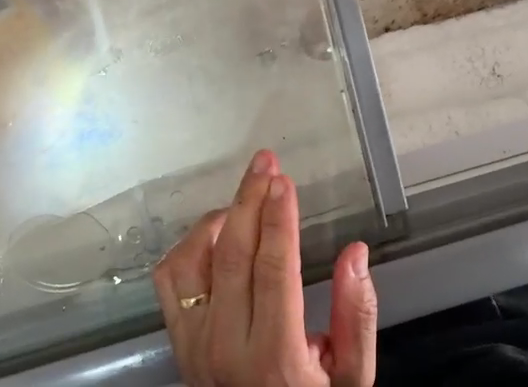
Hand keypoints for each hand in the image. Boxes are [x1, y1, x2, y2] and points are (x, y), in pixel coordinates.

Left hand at [152, 151, 377, 386]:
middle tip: (266, 162)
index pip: (273, 270)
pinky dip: (190, 244)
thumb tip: (355, 253)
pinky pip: (170, 279)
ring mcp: (194, 344)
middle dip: (250, 199)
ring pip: (194, 259)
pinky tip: (218, 231)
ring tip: (249, 195)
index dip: (279, 220)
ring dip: (220, 217)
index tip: (284, 181)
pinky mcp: (177, 342)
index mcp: (275, 358)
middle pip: (233, 253)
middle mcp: (226, 347)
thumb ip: (358, 317)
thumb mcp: (351, 377)